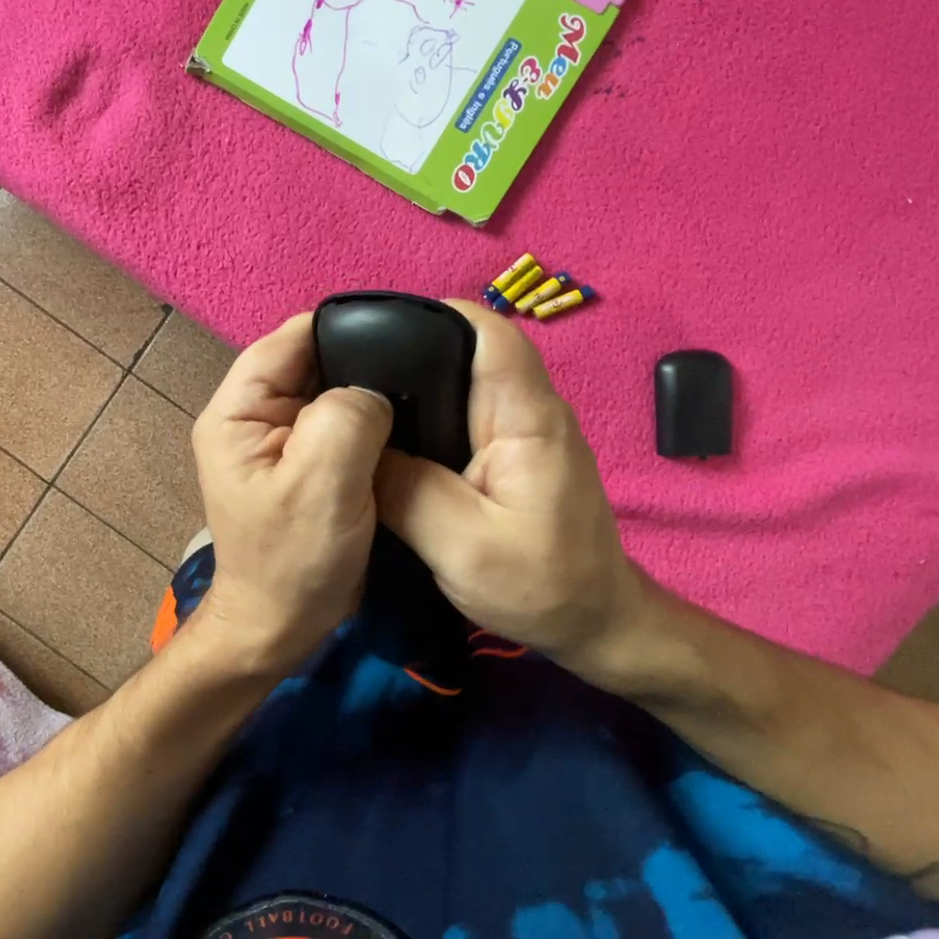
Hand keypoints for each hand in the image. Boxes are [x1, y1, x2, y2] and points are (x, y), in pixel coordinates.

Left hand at [189, 313, 394, 675]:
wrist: (283, 625)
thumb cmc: (293, 560)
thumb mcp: (321, 483)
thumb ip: (347, 417)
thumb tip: (374, 388)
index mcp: (236, 411)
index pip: (288, 340)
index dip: (341, 330)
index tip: (401, 333)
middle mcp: (253, 415)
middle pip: (310, 361)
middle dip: (360, 359)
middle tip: (422, 364)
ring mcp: (279, 439)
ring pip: (330, 390)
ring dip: (369, 390)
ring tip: (421, 388)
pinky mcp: (305, 460)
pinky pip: (341, 422)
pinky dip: (370, 419)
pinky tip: (406, 421)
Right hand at [374, 300, 645, 663]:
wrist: (595, 625)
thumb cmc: (539, 585)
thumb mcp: (460, 544)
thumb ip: (404, 488)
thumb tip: (353, 443)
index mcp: (525, 417)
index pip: (487, 331)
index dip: (433, 314)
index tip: (371, 327)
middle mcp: (527, 409)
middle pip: (469, 347)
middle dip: (409, 346)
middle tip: (343, 369)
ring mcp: (521, 430)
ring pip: (463, 380)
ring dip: (414, 381)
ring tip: (354, 397)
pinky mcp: (511, 452)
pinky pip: (462, 412)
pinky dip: (425, 413)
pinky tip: (388, 434)